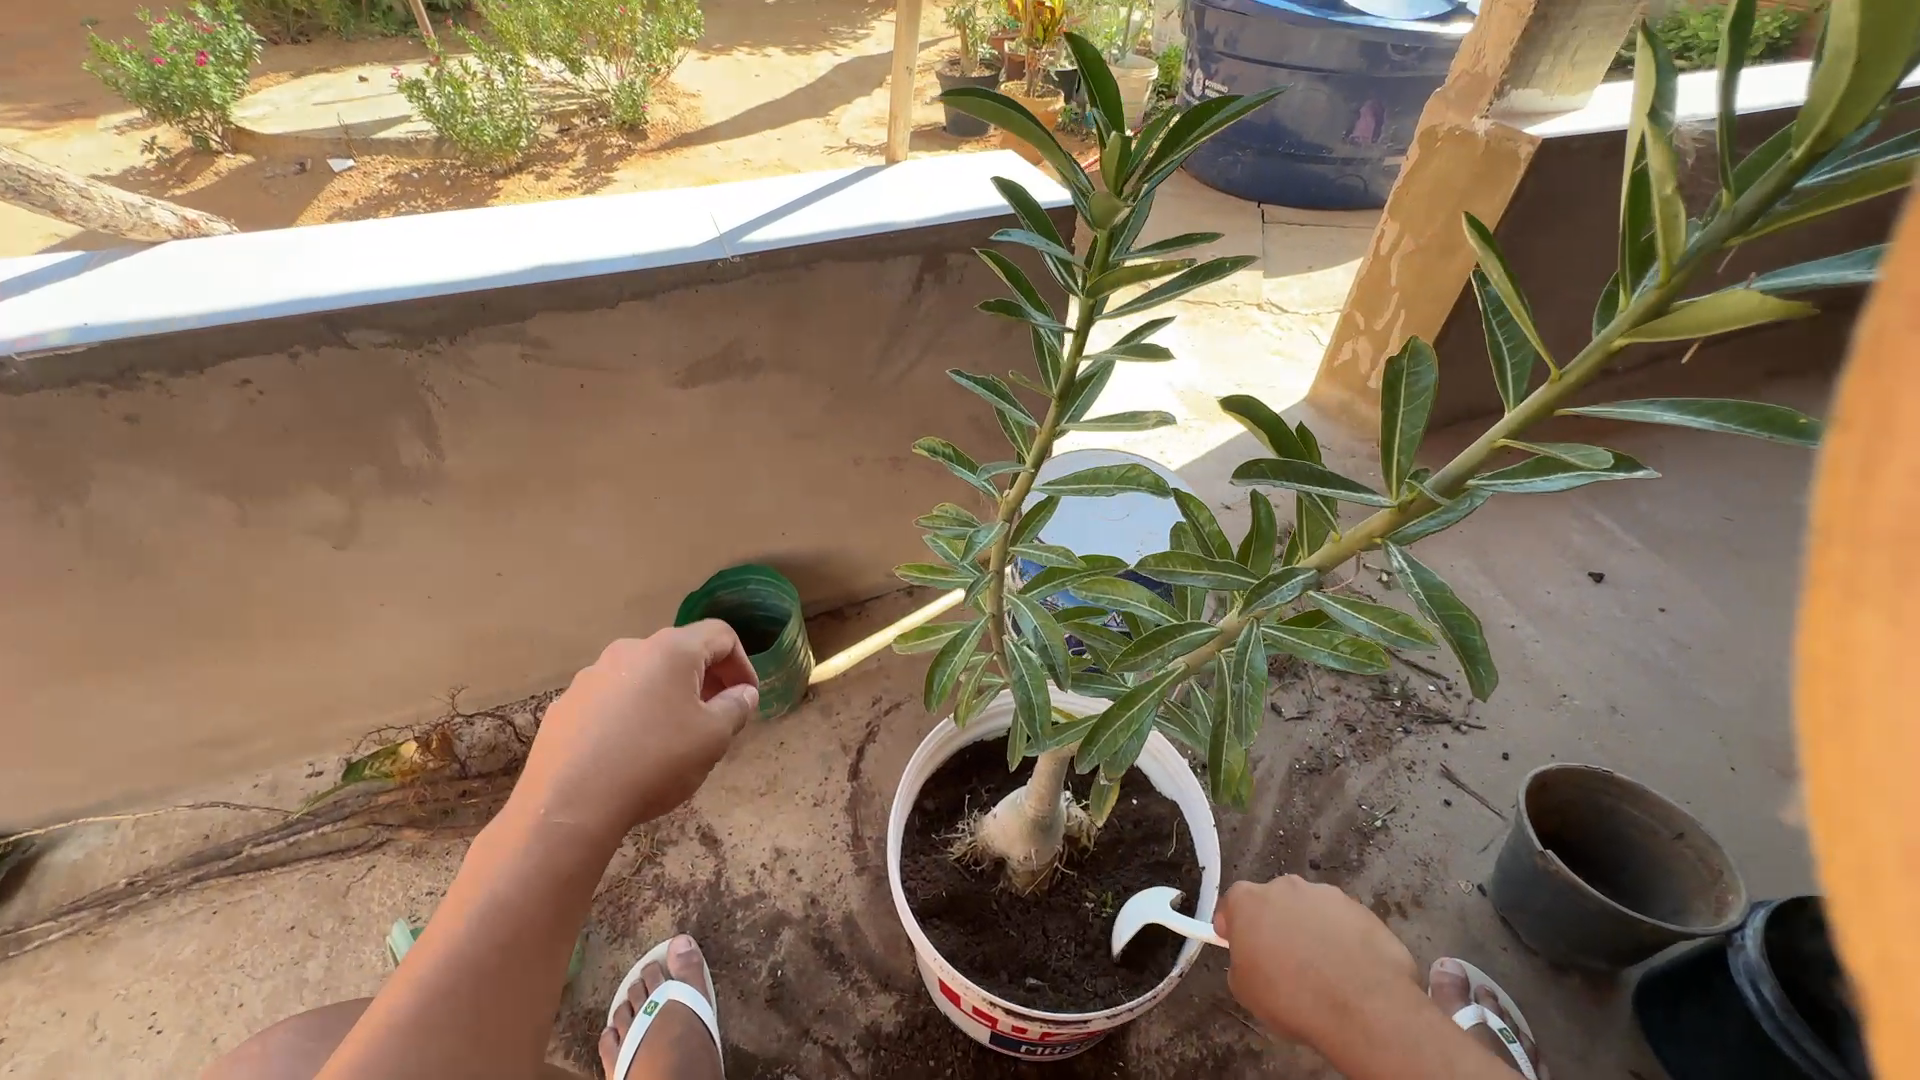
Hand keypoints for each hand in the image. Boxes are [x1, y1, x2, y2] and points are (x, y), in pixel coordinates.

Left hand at [510, 622, 759, 838]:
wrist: (569, 805)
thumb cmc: (655, 762)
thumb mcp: (714, 738)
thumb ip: (736, 707)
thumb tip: (743, 693)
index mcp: (671, 650)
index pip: (720, 635)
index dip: (742, 664)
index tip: (746, 699)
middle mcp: (630, 650)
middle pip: (680, 653)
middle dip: (705, 681)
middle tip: (716, 719)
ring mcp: (592, 676)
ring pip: (644, 676)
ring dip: (667, 697)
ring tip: (674, 740)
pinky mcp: (566, 705)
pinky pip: (612, 700)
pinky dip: (632, 715)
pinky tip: (631, 753)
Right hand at [1216, 875, 1419, 1045]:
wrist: (1364, 1005)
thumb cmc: (1292, 998)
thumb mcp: (1245, 990)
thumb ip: (1241, 963)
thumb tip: (1254, 959)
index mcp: (1248, 900)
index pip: (1232, 905)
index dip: (1234, 927)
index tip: (1241, 948)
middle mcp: (1284, 887)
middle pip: (1273, 903)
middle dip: (1275, 926)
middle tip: (1284, 963)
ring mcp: (1324, 895)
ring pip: (1309, 911)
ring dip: (1310, 932)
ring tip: (1324, 971)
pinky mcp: (1360, 909)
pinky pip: (1341, 923)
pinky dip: (1341, 940)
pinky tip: (1349, 971)